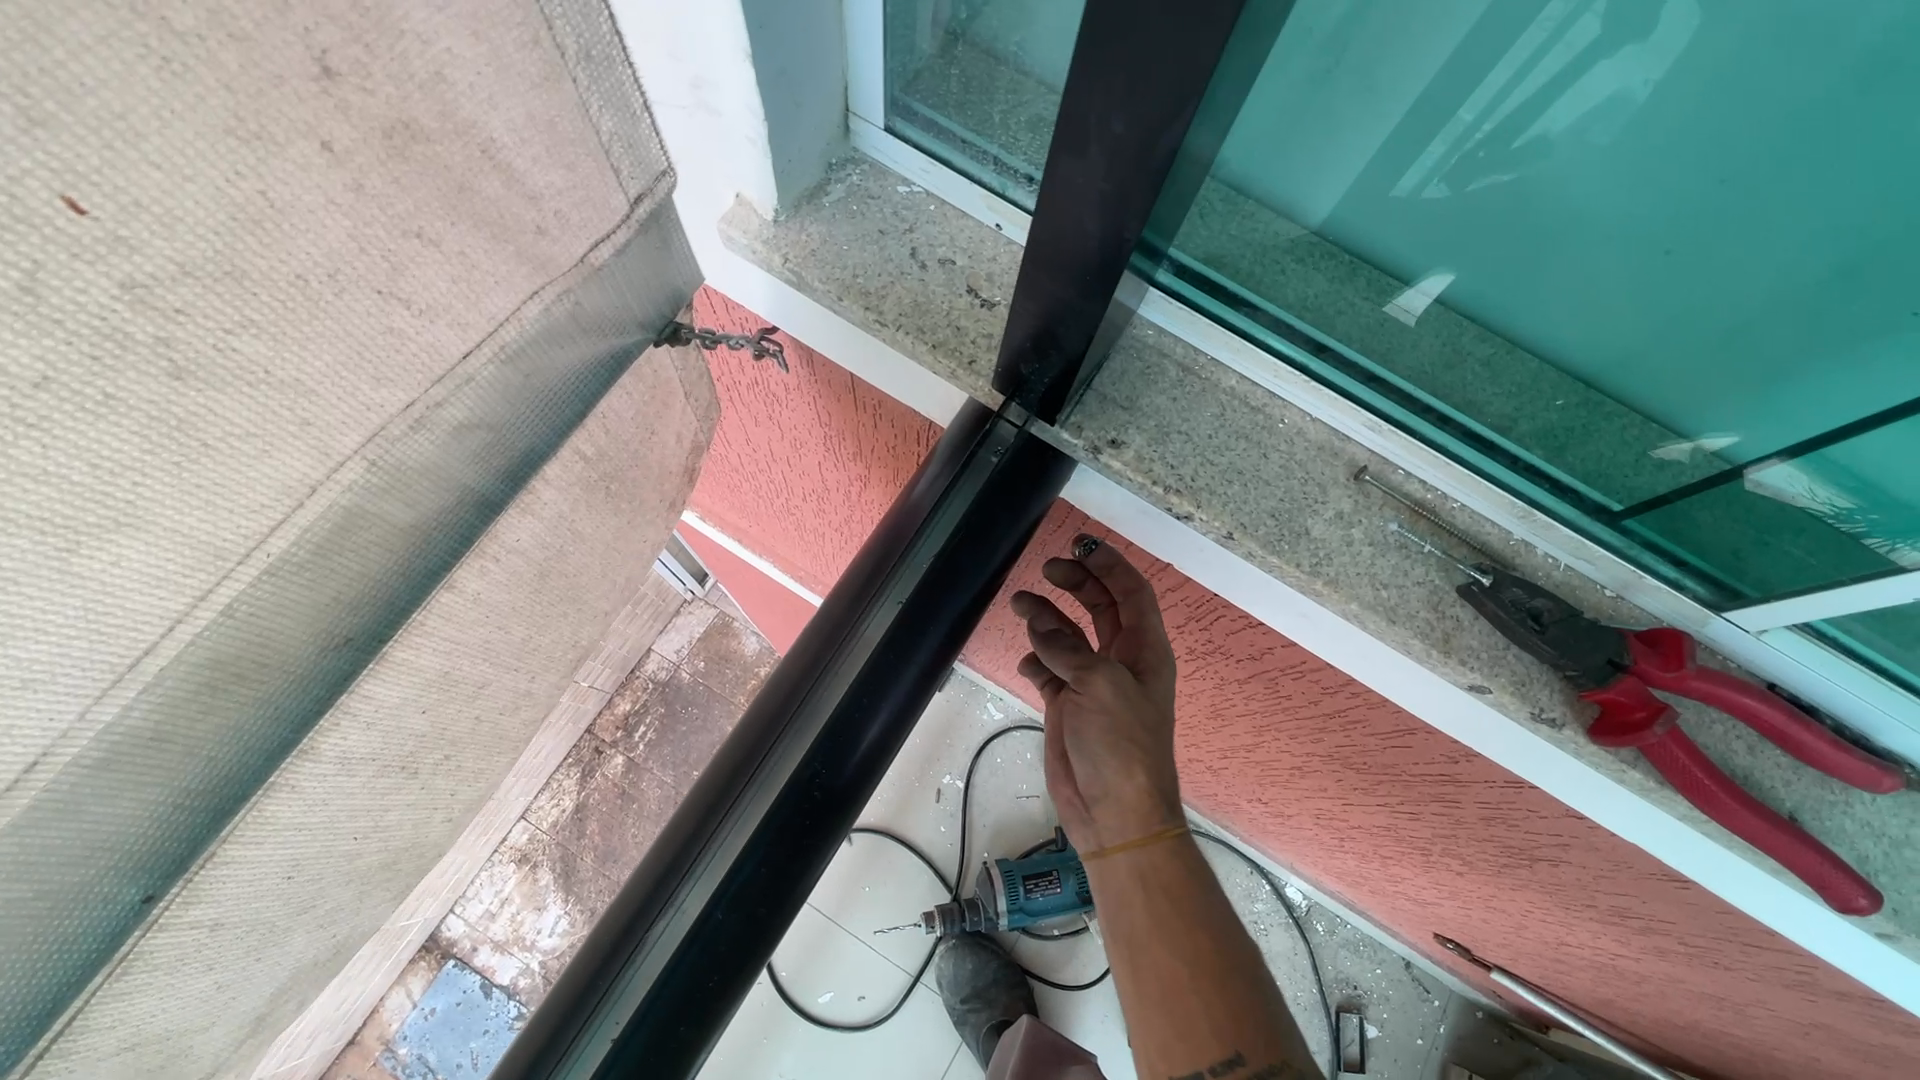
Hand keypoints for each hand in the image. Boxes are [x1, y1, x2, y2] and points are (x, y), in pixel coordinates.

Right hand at [1011, 536, 1182, 851]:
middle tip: (1045, 569)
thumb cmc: (1121, 744)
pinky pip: (1049, 672)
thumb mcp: (1100, 685)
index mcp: (1145, 650)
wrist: (1114, 811)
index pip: (1131, 594)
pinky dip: (1036, 662)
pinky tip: (1025, 663)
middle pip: (1100, 608)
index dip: (1109, 566)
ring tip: (1018, 604)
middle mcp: (1120, 661)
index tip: (1080, 545)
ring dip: (1046, 619)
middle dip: (1075, 584)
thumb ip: (1067, 650)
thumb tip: (1038, 626)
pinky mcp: (1067, 708)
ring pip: (1068, 637)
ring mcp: (1092, 684)